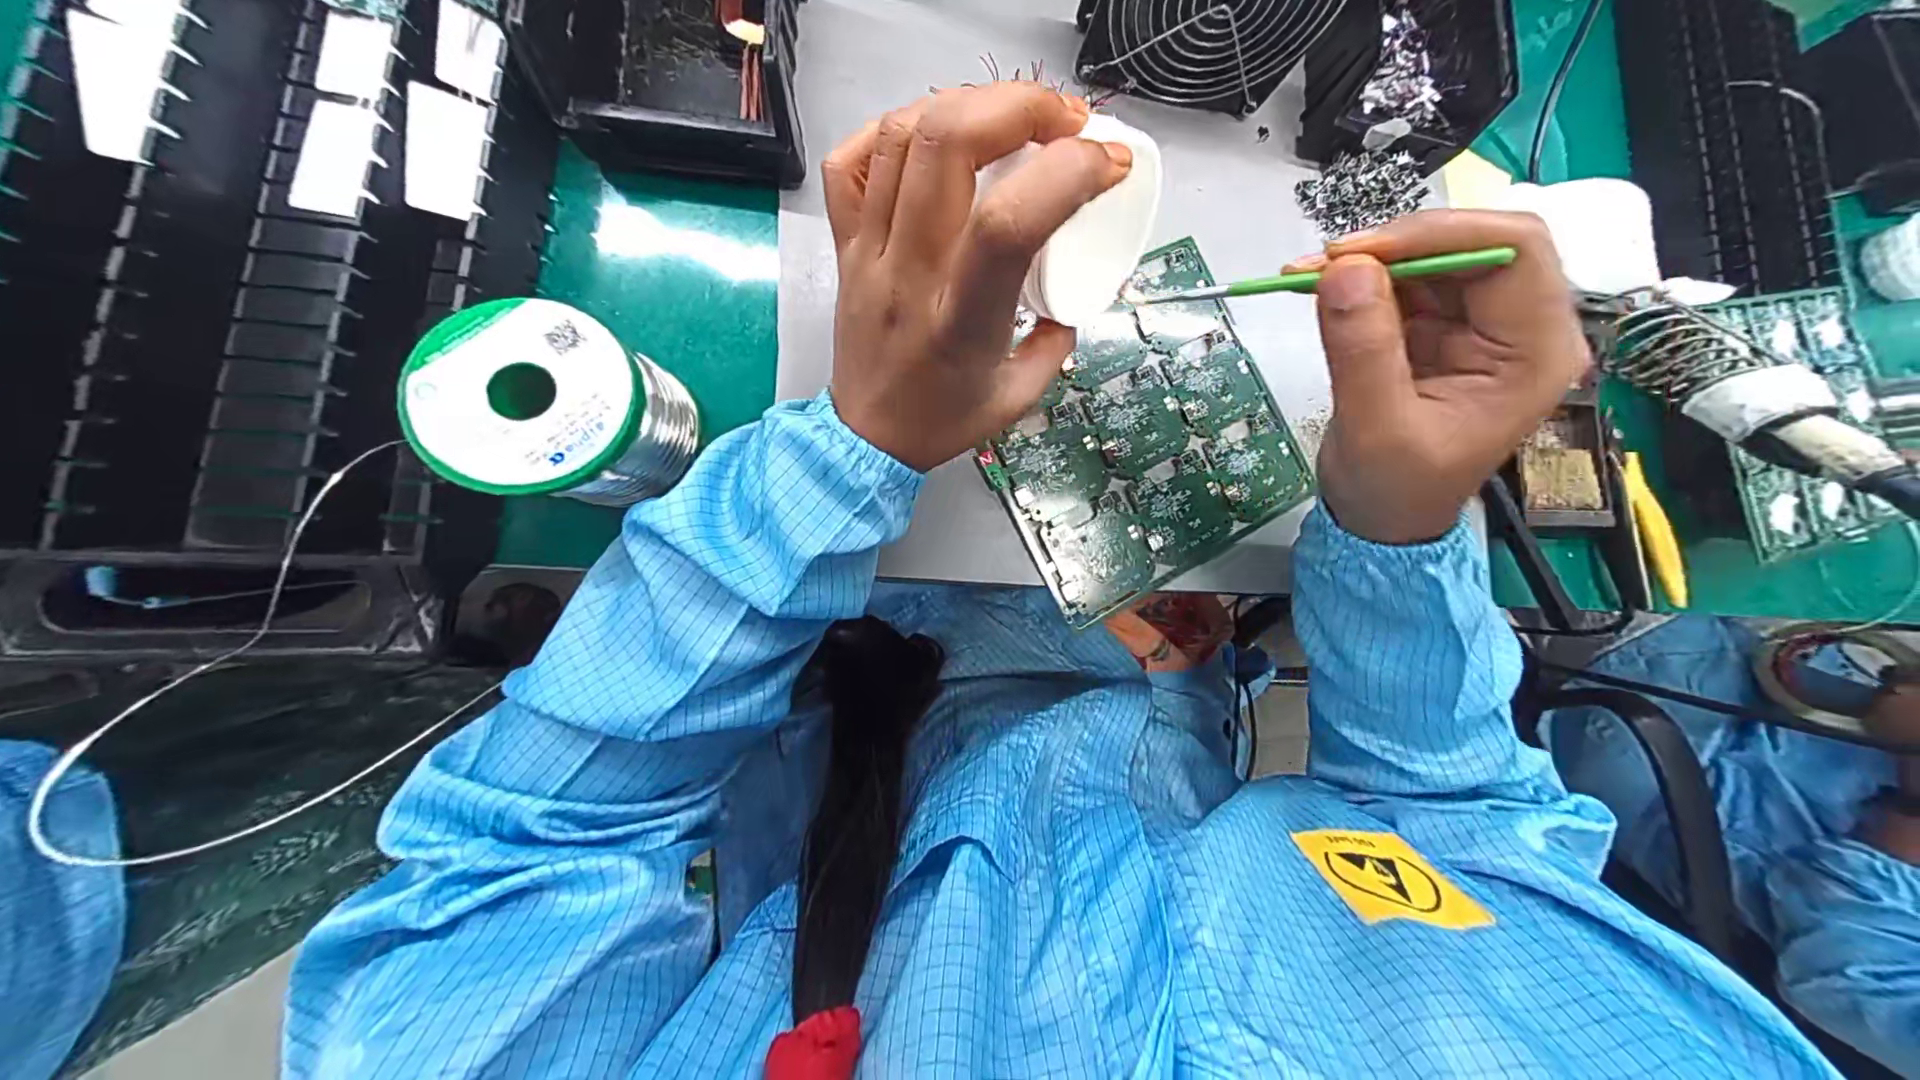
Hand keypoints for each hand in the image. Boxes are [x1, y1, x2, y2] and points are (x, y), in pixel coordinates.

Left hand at [822, 84, 1132, 470]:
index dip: (1067, 173)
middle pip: (947, 146)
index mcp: (960, 324)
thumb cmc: (941, 422)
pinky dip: (895, 130)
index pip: (1007, 225)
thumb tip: (1071, 291)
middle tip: (1062, 122)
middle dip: (1018, 107)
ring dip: (967, 105)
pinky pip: (851, 163)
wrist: (866, 440)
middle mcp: (908, 277)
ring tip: (1008, 122)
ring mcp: (868, 256)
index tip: (1108, 165)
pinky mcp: (845, 248)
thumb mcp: (1018, 397)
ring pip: (902, 138)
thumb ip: (1056, 341)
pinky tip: (934, 142)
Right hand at [1294, 210, 1589, 543]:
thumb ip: (1361, 348)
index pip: (1512, 252)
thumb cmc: (1392, 489)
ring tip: (1308, 278)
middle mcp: (1517, 329)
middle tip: (1321, 264)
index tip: (1357, 252)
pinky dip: (1359, 284)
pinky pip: (1403, 288)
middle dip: (1394, 248)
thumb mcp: (1375, 426)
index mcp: (1534, 352)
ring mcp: (1476, 329)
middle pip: (1472, 248)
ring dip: (1369, 264)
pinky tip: (1322, 291)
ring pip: (1432, 262)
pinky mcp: (1436, 333)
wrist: (1380, 521)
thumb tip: (1341, 270)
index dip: (1438, 235)